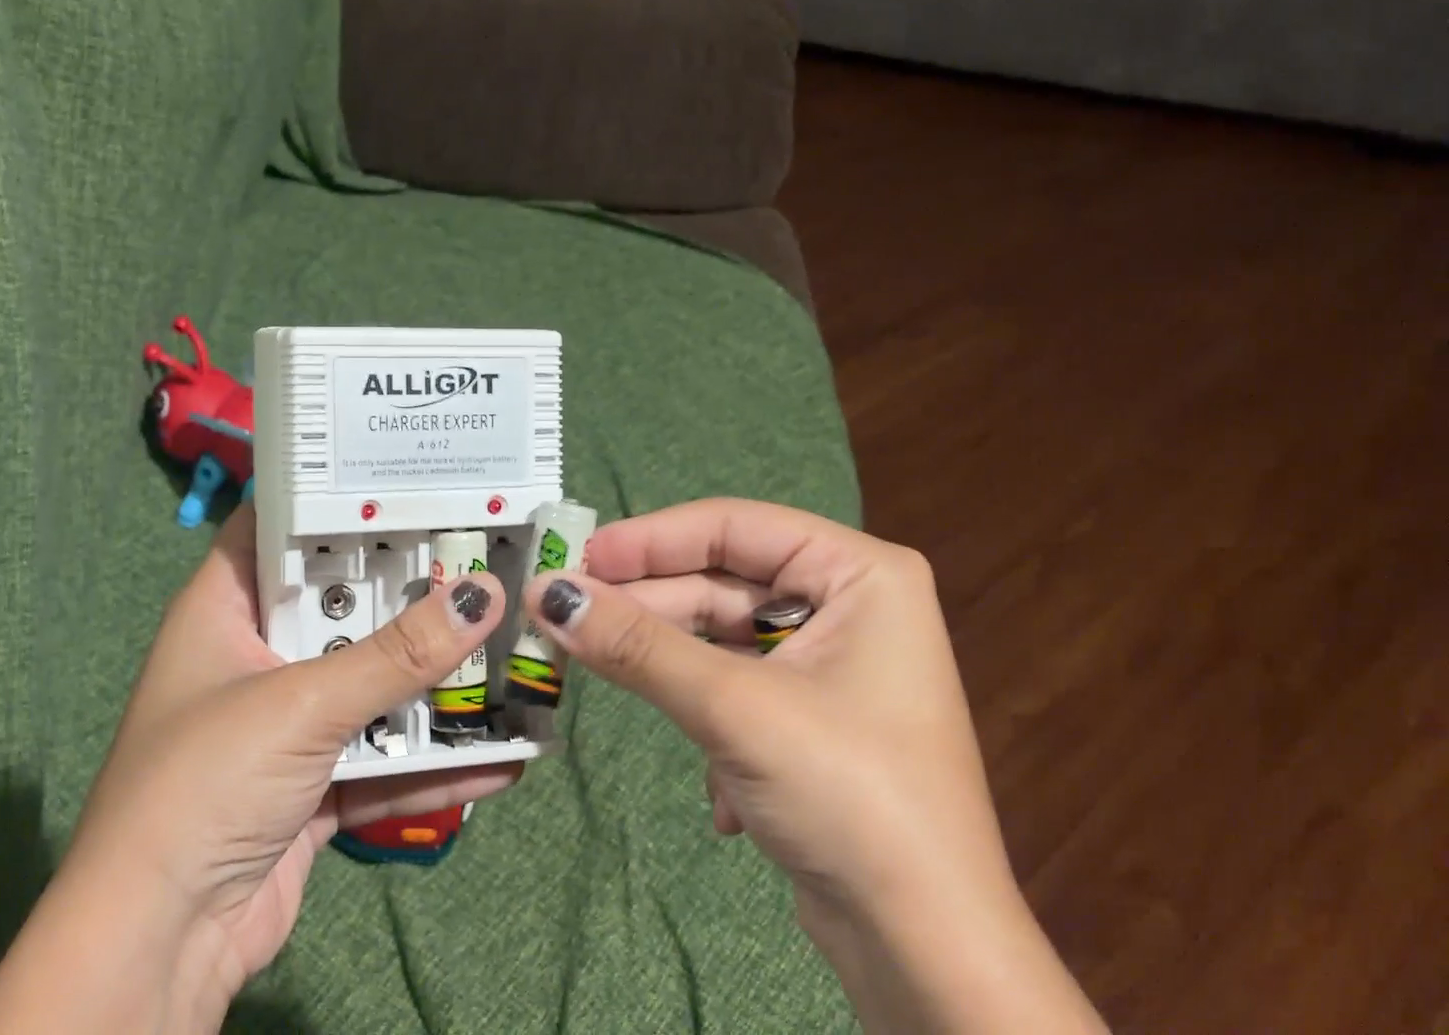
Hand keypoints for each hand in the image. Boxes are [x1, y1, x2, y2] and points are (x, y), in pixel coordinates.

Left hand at [0, 506, 520, 1032]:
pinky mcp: (317, 786)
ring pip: (375, 688)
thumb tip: (484, 594)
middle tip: (496, 564)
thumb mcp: (302, 705)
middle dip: (416, 597)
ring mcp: (289, 726)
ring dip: (439, 688)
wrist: (160, 941)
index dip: (340, 501)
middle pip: (347, 610)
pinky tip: (506, 756)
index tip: (417, 484)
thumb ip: (397, 654)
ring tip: (517, 662)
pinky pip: (387, 760)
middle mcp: (258, 658)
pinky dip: (438, 762)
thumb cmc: (205, 786)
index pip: (279, 529)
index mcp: (225, 611)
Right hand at [519, 498, 1106, 1032]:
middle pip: (724, 582)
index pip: (736, 526)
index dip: (652, 538)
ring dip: (669, 666)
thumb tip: (546, 593)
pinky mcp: (811, 719)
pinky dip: (707, 717)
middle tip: (565, 614)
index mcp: (860, 574)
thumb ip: (638, 645)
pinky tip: (714, 782)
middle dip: (648, 606)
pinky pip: (736, 688)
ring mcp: (831, 666)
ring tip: (598, 670)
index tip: (579, 557)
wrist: (923, 942)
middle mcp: (851, 607)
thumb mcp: (734, 708)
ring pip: (722, 639)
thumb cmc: (847, 794)